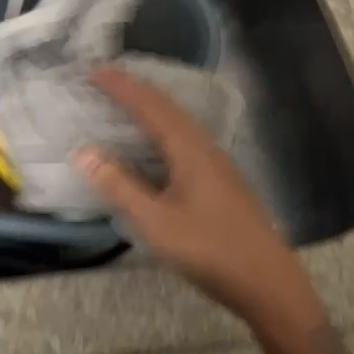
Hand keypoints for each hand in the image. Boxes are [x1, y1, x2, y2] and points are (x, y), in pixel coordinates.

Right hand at [78, 67, 353, 353]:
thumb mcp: (157, 223)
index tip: (93, 69)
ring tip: (124, 100)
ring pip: (178, 121)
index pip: (149, 105)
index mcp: (189, 149)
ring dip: (150, 106)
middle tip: (103, 77)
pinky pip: (184, 137)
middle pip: (167, 106)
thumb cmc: (211, 251)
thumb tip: (82, 151)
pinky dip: (161, 126)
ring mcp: (217, 163)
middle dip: (135, 88)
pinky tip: (155, 143)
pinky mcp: (221, 180)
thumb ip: (120, 187)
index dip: (121, 85)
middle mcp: (204, 147)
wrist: (270, 285)